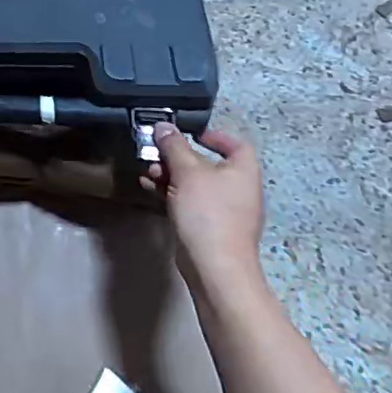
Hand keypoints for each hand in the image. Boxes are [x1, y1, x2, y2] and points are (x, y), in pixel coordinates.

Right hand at [142, 122, 264, 289]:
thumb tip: (163, 125)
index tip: (190, 134)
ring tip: (148, 172)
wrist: (214, 267)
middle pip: (208, 163)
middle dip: (179, 156)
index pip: (236, 144)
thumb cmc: (207, 213)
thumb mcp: (187, 172)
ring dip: (170, 175)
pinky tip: (149, 189)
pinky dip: (171, 193)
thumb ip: (173, 146)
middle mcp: (238, 189)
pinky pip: (189, 202)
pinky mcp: (208, 227)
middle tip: (156, 154)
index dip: (214, 135)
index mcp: (243, 171)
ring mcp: (224, 210)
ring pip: (195, 184)